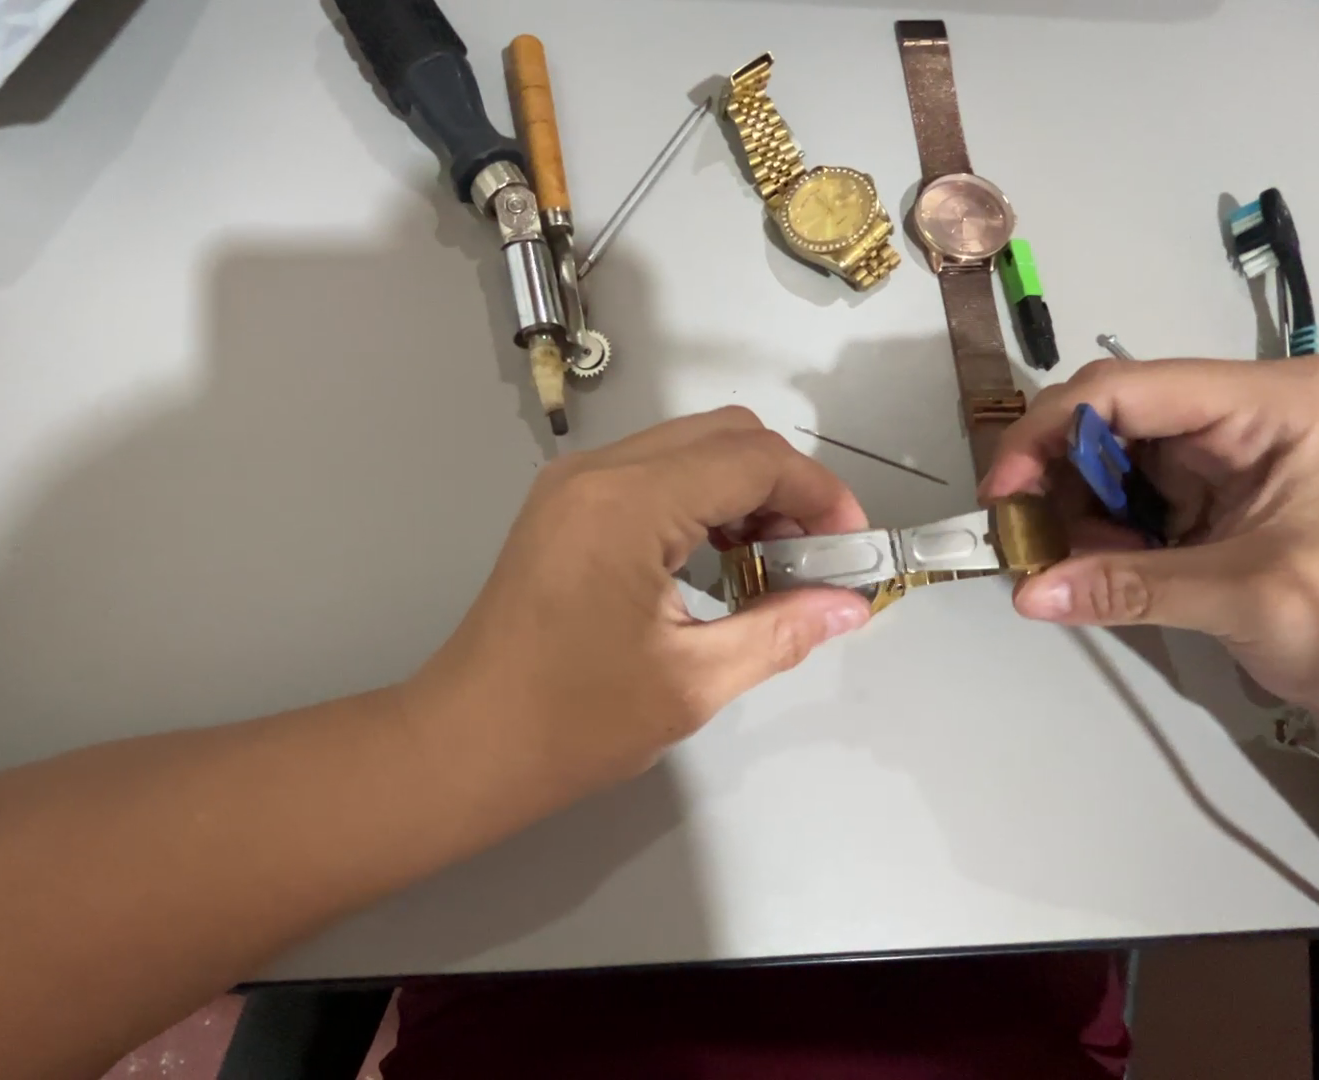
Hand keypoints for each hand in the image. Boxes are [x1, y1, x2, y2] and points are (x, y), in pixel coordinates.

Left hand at [406, 408, 872, 809]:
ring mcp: (573, 483)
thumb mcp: (692, 682)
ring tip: (768, 562)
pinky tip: (715, 557)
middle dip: (784, 486)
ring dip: (741, 490)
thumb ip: (781, 631)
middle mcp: (598, 471)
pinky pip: (652, 473)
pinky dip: (699, 499)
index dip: (818, 495)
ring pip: (688, 447)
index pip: (753, 460)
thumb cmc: (574, 722)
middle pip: (724, 435)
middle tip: (811, 557)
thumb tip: (849, 606)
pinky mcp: (563, 504)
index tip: (850, 547)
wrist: (468, 742)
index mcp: (628, 504)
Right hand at [979, 356, 1318, 752]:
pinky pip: (1121, 499)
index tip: (1000, 495)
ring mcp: (1224, 458)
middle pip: (1108, 417)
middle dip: (1054, 473)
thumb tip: (1024, 594)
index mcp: (1275, 403)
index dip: (1046, 432)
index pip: (1127, 389)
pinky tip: (1096, 569)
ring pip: (1105, 460)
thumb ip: (1127, 587)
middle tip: (1022, 533)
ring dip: (1070, 510)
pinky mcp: (1207, 500)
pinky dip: (1093, 533)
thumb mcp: (1248, 598)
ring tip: (1071, 566)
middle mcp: (1243, 414)